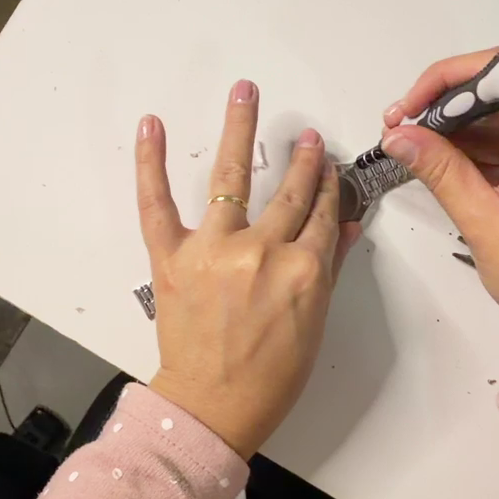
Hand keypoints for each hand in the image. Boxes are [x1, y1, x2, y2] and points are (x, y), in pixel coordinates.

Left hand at [137, 80, 359, 457]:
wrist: (214, 407)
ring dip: (241, 130)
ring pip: (232, 180)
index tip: (330, 168)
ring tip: (246, 91)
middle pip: (289, 195)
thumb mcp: (312, 326)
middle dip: (303, 162)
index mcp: (304, 271)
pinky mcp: (173, 258)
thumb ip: (329, 272)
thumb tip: (346, 231)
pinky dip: (152, 163)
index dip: (329, 189)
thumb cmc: (270, 379)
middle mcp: (262, 252)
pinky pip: (157, 203)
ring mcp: (215, 251)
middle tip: (308, 138)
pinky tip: (154, 126)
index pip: (323, 216)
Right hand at [382, 53, 498, 407]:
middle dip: (450, 113)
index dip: (445, 85)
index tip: (407, 107)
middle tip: (403, 132)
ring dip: (463, 135)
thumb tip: (399, 135)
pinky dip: (485, 154)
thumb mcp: (482, 219)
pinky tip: (450, 168)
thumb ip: (439, 169)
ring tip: (419, 153)